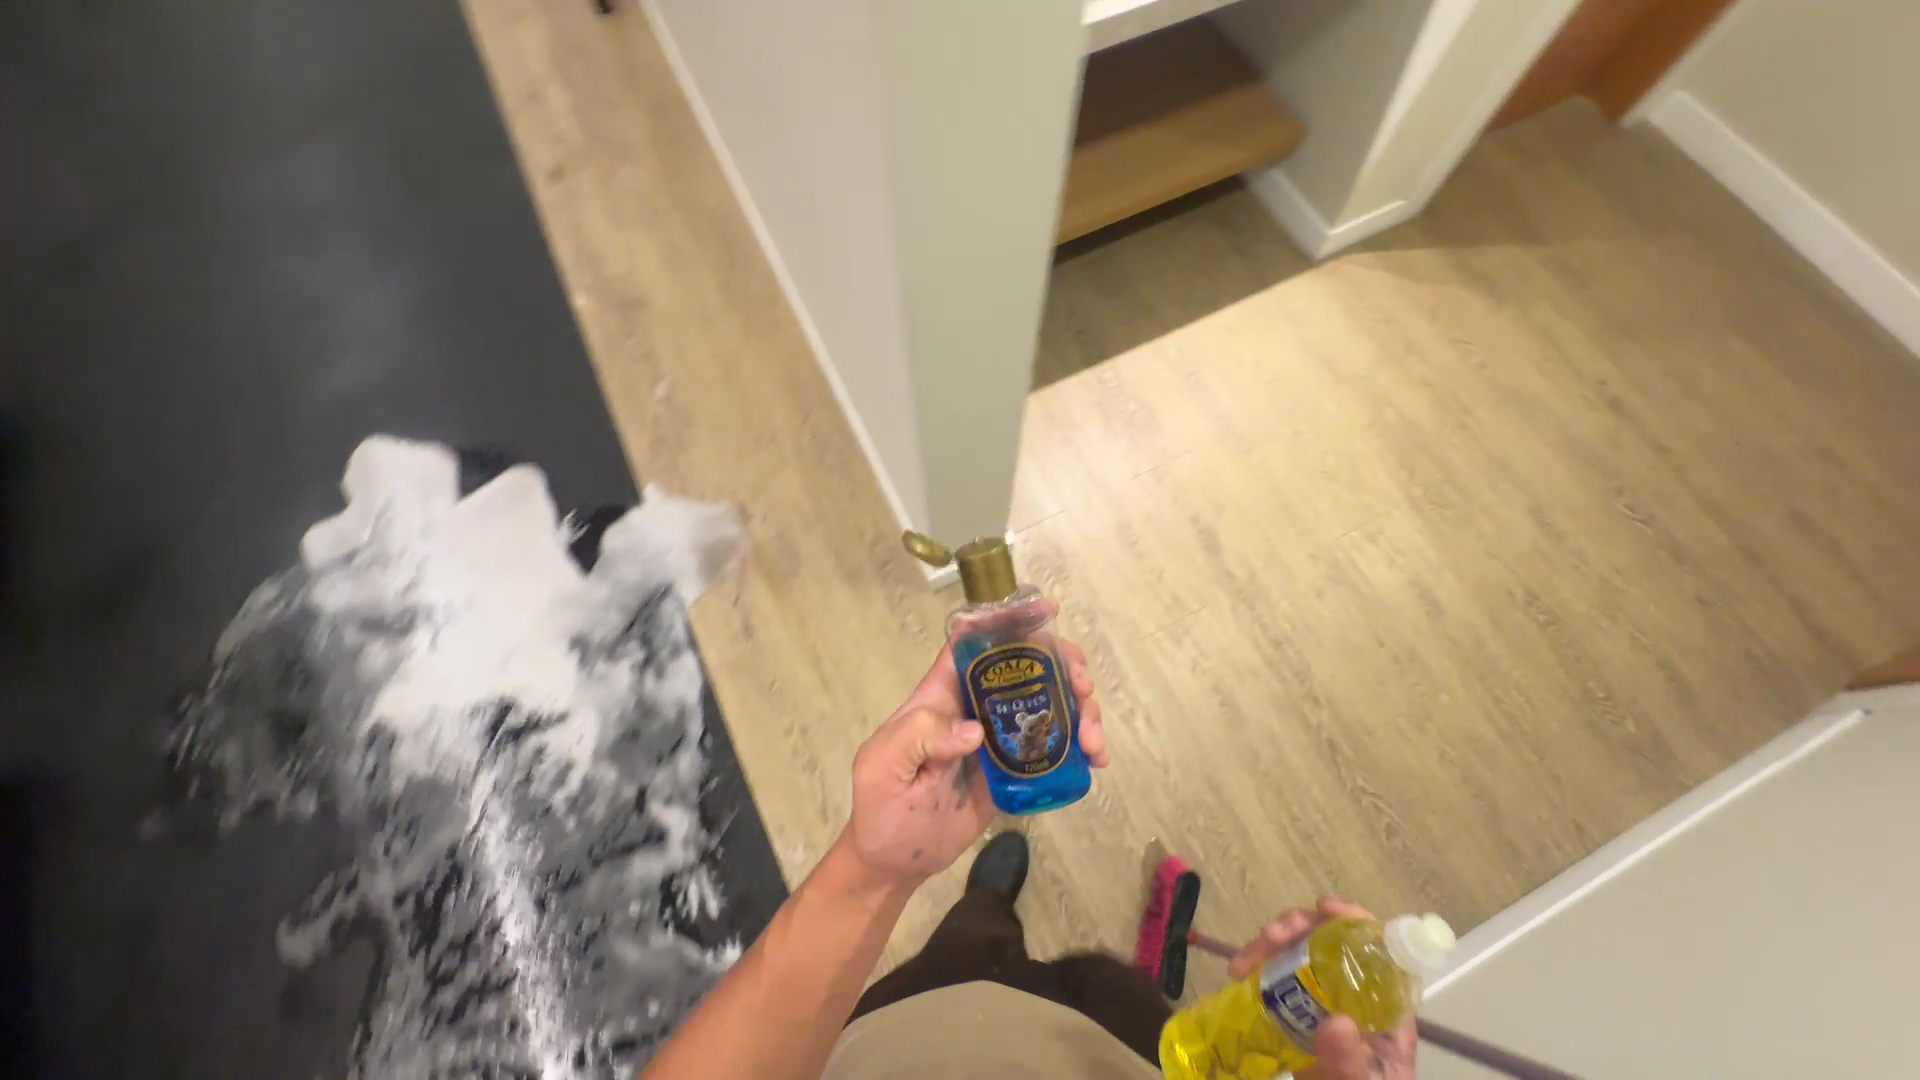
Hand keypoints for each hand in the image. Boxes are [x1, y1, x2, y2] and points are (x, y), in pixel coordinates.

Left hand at [835, 632, 1106, 889]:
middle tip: (1082, 687)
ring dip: (1081, 709)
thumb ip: (920, 737)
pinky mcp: (1019, 769)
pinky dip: (1081, 747)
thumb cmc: (881, 806)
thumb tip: (975, 730)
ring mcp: (1001, 737)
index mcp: (942, 694)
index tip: (1046, 612)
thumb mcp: (884, 765)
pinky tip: (1096, 761)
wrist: (897, 860)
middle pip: (1027, 667)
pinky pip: (1056, 747)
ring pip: (1050, 703)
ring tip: (1092, 740)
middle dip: (1063, 665)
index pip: (973, 643)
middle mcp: (977, 707)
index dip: (1006, 619)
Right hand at [1229, 897, 1417, 1079]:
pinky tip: (1239, 970)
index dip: (1353, 919)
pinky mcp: (1294, 1000)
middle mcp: (1354, 991)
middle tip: (1270, 935)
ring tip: (1248, 957)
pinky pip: (1277, 966)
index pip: (1377, 948)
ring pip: (1301, 946)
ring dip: (1273, 939)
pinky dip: (1257, 959)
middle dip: (1299, 925)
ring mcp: (1322, 993)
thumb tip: (1337, 1022)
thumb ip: (1351, 1064)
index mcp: (1384, 1007)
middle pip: (1331, 937)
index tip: (1323, 907)